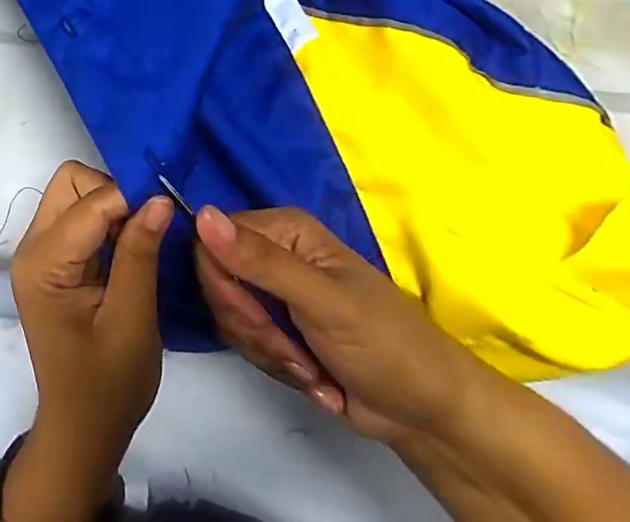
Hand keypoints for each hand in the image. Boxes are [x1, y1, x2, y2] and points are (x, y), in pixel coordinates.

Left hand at [3, 160, 171, 516]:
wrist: (82, 426)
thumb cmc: (108, 383)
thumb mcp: (132, 320)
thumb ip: (140, 254)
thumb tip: (160, 199)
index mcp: (44, 263)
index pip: (89, 203)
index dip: (131, 198)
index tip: (171, 209)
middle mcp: (33, 246)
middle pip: (70, 182)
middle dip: (114, 192)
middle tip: (151, 225)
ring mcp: (40, 251)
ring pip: (74, 193)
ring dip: (111, 205)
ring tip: (145, 236)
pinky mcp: (53, 259)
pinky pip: (78, 216)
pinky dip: (107, 219)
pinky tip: (132, 244)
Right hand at [193, 205, 501, 446]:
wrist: (428, 413)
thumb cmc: (387, 345)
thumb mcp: (324, 302)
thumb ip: (262, 261)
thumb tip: (202, 215)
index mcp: (285, 229)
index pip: (212, 240)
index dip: (223, 282)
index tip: (255, 318)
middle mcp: (272, 252)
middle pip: (216, 281)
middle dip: (251, 326)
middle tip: (294, 351)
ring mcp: (272, 291)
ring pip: (227, 316)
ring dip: (267, 353)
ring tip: (313, 369)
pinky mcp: (273, 327)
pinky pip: (243, 341)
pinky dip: (275, 366)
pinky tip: (314, 377)